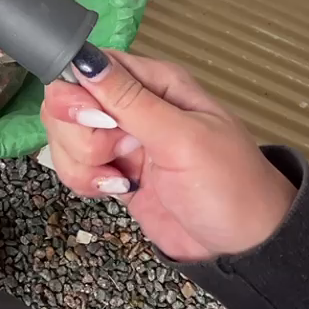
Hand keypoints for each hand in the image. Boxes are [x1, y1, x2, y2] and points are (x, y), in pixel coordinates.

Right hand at [41, 47, 294, 261]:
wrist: (243, 248)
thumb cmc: (229, 186)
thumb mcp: (182, 139)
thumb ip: (130, 101)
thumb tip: (86, 60)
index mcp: (154, 82)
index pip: (89, 66)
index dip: (78, 92)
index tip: (95, 120)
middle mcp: (131, 104)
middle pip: (68, 101)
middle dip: (81, 134)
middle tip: (117, 152)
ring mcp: (118, 138)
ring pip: (65, 135)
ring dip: (82, 162)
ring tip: (121, 178)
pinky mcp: (110, 170)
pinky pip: (72, 164)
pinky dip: (84, 180)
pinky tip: (117, 189)